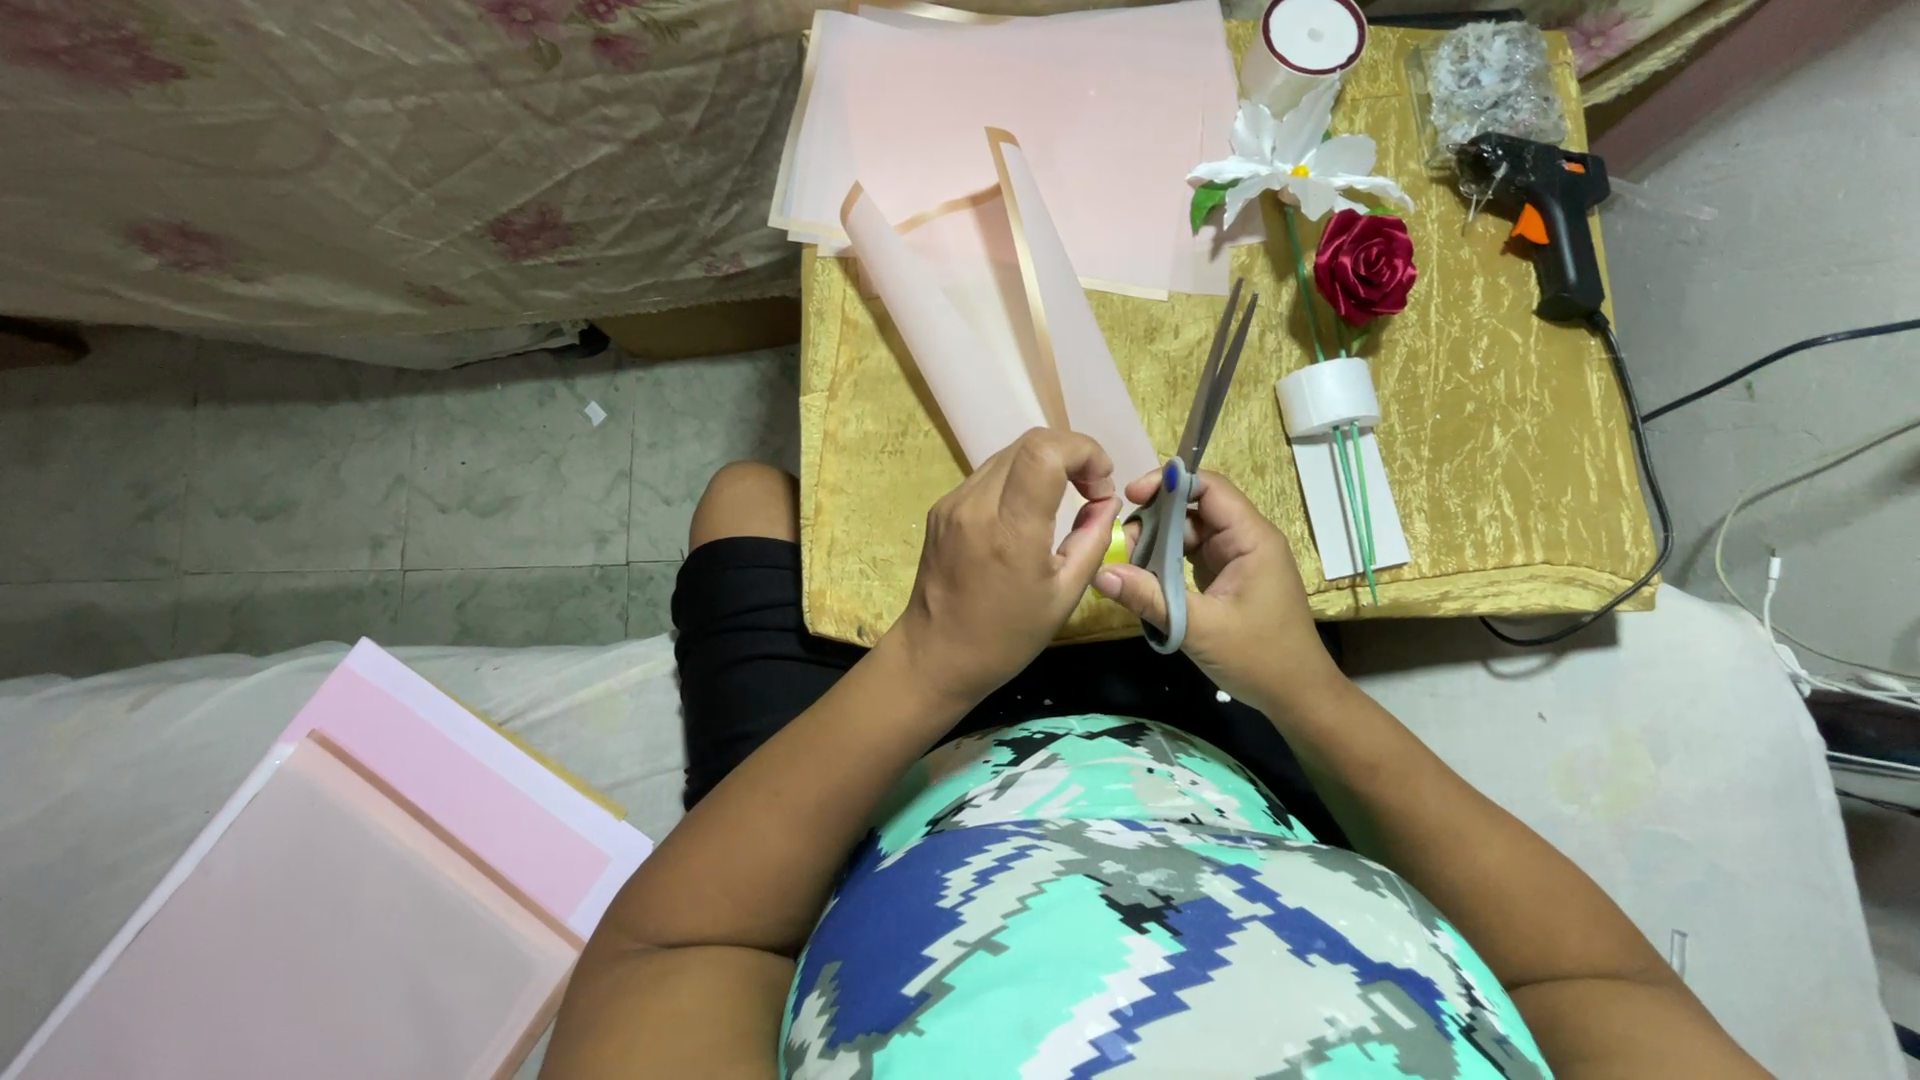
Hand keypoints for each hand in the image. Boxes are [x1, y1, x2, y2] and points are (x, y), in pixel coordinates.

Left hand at [890, 428, 1120, 706]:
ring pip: (1009, 454)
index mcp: (1010, 530)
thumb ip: (1093, 539)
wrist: (935, 655)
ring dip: (1046, 464)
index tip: (1101, 484)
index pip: (1045, 451)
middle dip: (1072, 454)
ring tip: (1065, 498)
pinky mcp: (942, 508)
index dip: (1083, 452)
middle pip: (1030, 442)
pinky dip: (1020, 479)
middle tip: (1091, 490)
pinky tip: (1030, 511)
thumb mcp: (1065, 595)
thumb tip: (1107, 501)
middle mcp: (976, 505)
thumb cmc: (1006, 637)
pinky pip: (989, 475)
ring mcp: (953, 503)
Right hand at [1092, 470, 1340, 712]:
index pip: (1209, 488)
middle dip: (1154, 518)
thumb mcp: (1199, 628)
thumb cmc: (1259, 658)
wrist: (1297, 696)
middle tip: (1121, 542)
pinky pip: (1190, 556)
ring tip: (1126, 562)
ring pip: (1188, 533)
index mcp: (1251, 539)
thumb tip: (1101, 573)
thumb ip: (1149, 598)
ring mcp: (1236, 559)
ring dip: (1157, 542)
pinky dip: (1166, 562)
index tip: (1130, 496)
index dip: (1169, 483)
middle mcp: (1245, 540)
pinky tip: (1143, 576)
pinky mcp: (1226, 578)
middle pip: (1193, 508)